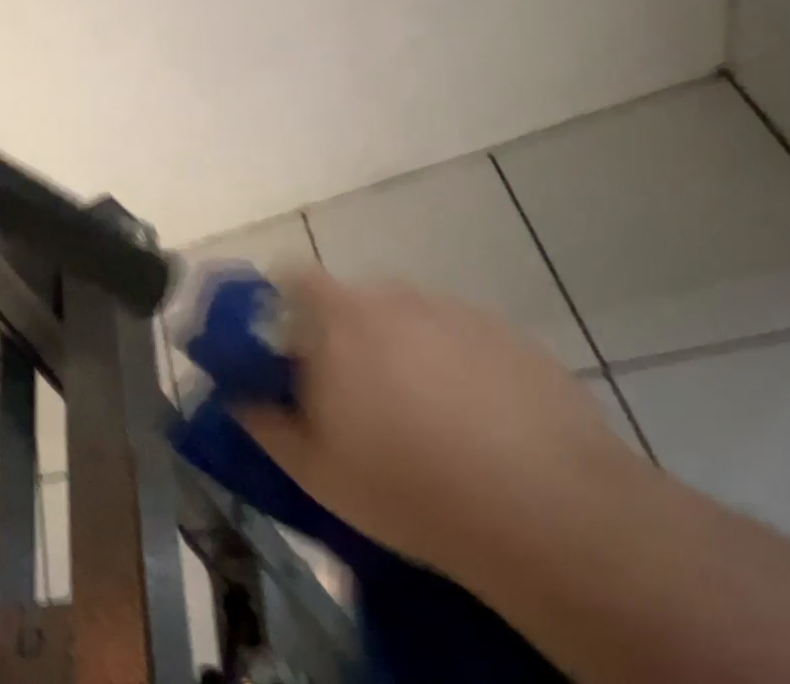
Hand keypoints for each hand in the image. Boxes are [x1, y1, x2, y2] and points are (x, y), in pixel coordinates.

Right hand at [233, 271, 641, 570]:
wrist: (551, 512)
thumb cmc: (408, 487)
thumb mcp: (313, 470)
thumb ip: (262, 420)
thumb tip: (238, 395)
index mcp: (340, 320)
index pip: (292, 278)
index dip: (280, 308)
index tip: (285, 354)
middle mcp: (398, 300)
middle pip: (352, 300)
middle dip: (341, 336)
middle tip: (349, 396)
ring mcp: (461, 314)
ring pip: (409, 320)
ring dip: (398, 350)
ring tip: (417, 415)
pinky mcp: (513, 338)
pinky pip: (460, 339)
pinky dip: (452, 365)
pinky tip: (472, 422)